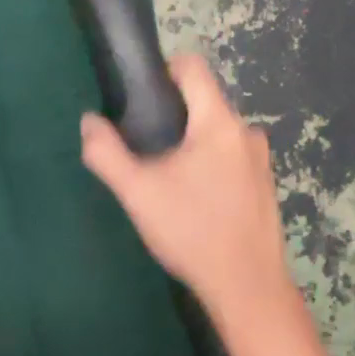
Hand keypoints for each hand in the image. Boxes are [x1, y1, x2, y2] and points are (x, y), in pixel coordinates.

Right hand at [80, 54, 292, 314]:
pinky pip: (230, 157)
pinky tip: (193, 200)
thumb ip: (106, 153)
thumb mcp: (137, 192)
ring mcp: (260, 160)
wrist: (247, 288)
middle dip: (171, 115)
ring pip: (216, 133)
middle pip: (203, 102)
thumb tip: (89, 122)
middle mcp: (245, 132)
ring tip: (166, 178)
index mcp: (218, 123)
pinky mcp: (265, 185)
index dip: (162, 70)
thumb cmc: (192, 231)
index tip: (138, 96)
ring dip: (190, 143)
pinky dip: (209, 165)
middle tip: (143, 148)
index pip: (192, 67)